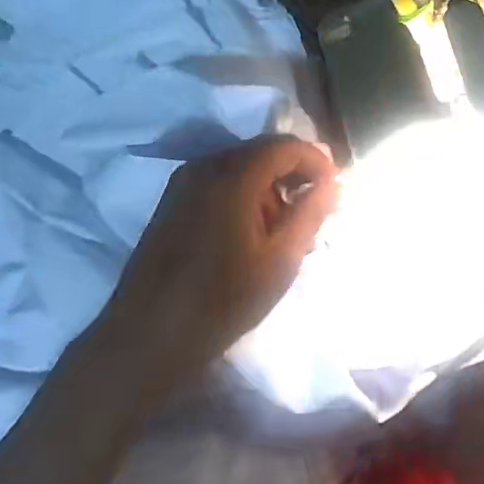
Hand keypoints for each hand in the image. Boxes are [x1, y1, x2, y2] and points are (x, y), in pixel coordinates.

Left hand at [105, 134, 339, 385]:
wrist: (148, 337)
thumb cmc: (222, 301)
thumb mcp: (280, 260)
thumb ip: (310, 214)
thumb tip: (332, 184)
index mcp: (232, 177)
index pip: (285, 146)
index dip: (317, 161)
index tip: (335, 188)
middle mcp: (204, 167)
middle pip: (262, 152)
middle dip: (295, 173)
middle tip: (317, 209)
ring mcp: (183, 183)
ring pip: (241, 166)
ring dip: (271, 186)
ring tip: (289, 229)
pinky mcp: (172, 201)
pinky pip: (220, 181)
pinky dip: (246, 194)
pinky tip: (255, 232)